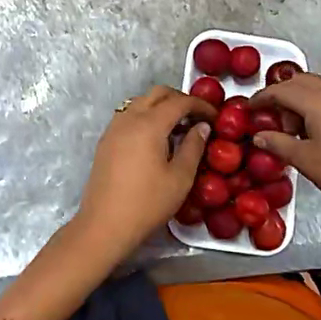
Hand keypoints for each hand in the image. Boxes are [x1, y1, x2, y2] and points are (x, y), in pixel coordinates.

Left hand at [73, 86, 216, 252]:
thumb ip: (193, 147)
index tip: (215, 116)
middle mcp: (129, 118)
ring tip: (178, 128)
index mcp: (149, 124)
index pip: (179, 101)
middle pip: (157, 94)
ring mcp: (113, 129)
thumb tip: (202, 127)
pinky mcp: (106, 141)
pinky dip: (146, 117)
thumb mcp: (180, 178)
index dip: (200, 105)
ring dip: (161, 107)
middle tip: (197, 117)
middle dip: (180, 99)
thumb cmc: (147, 204)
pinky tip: (156, 139)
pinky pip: (129, 116)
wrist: (104, 225)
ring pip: (140, 102)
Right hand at [249, 72, 320, 222]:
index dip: (262, 98)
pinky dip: (318, 106)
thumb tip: (260, 136)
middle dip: (282, 96)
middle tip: (271, 120)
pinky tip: (318, 132)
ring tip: (294, 131)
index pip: (281, 89)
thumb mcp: (306, 161)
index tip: (250, 109)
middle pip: (301, 82)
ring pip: (319, 88)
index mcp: (318, 101)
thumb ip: (279, 144)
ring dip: (301, 101)